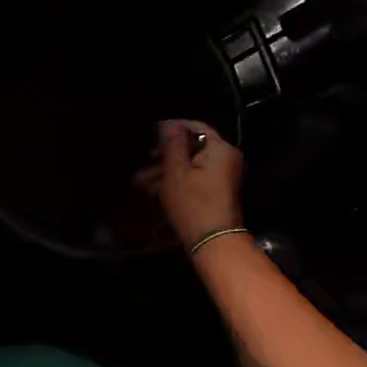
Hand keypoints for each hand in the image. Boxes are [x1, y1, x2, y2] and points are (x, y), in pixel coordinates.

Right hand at [140, 119, 243, 248]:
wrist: (213, 241)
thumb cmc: (193, 204)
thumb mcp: (176, 172)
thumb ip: (172, 145)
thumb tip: (169, 124)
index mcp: (220, 149)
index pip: (195, 127)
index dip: (172, 129)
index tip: (150, 134)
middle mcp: (226, 159)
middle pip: (192, 148)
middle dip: (165, 155)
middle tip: (142, 161)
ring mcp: (223, 176)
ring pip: (191, 165)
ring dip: (166, 171)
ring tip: (140, 181)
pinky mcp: (217, 191)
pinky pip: (195, 178)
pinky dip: (177, 182)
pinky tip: (154, 190)